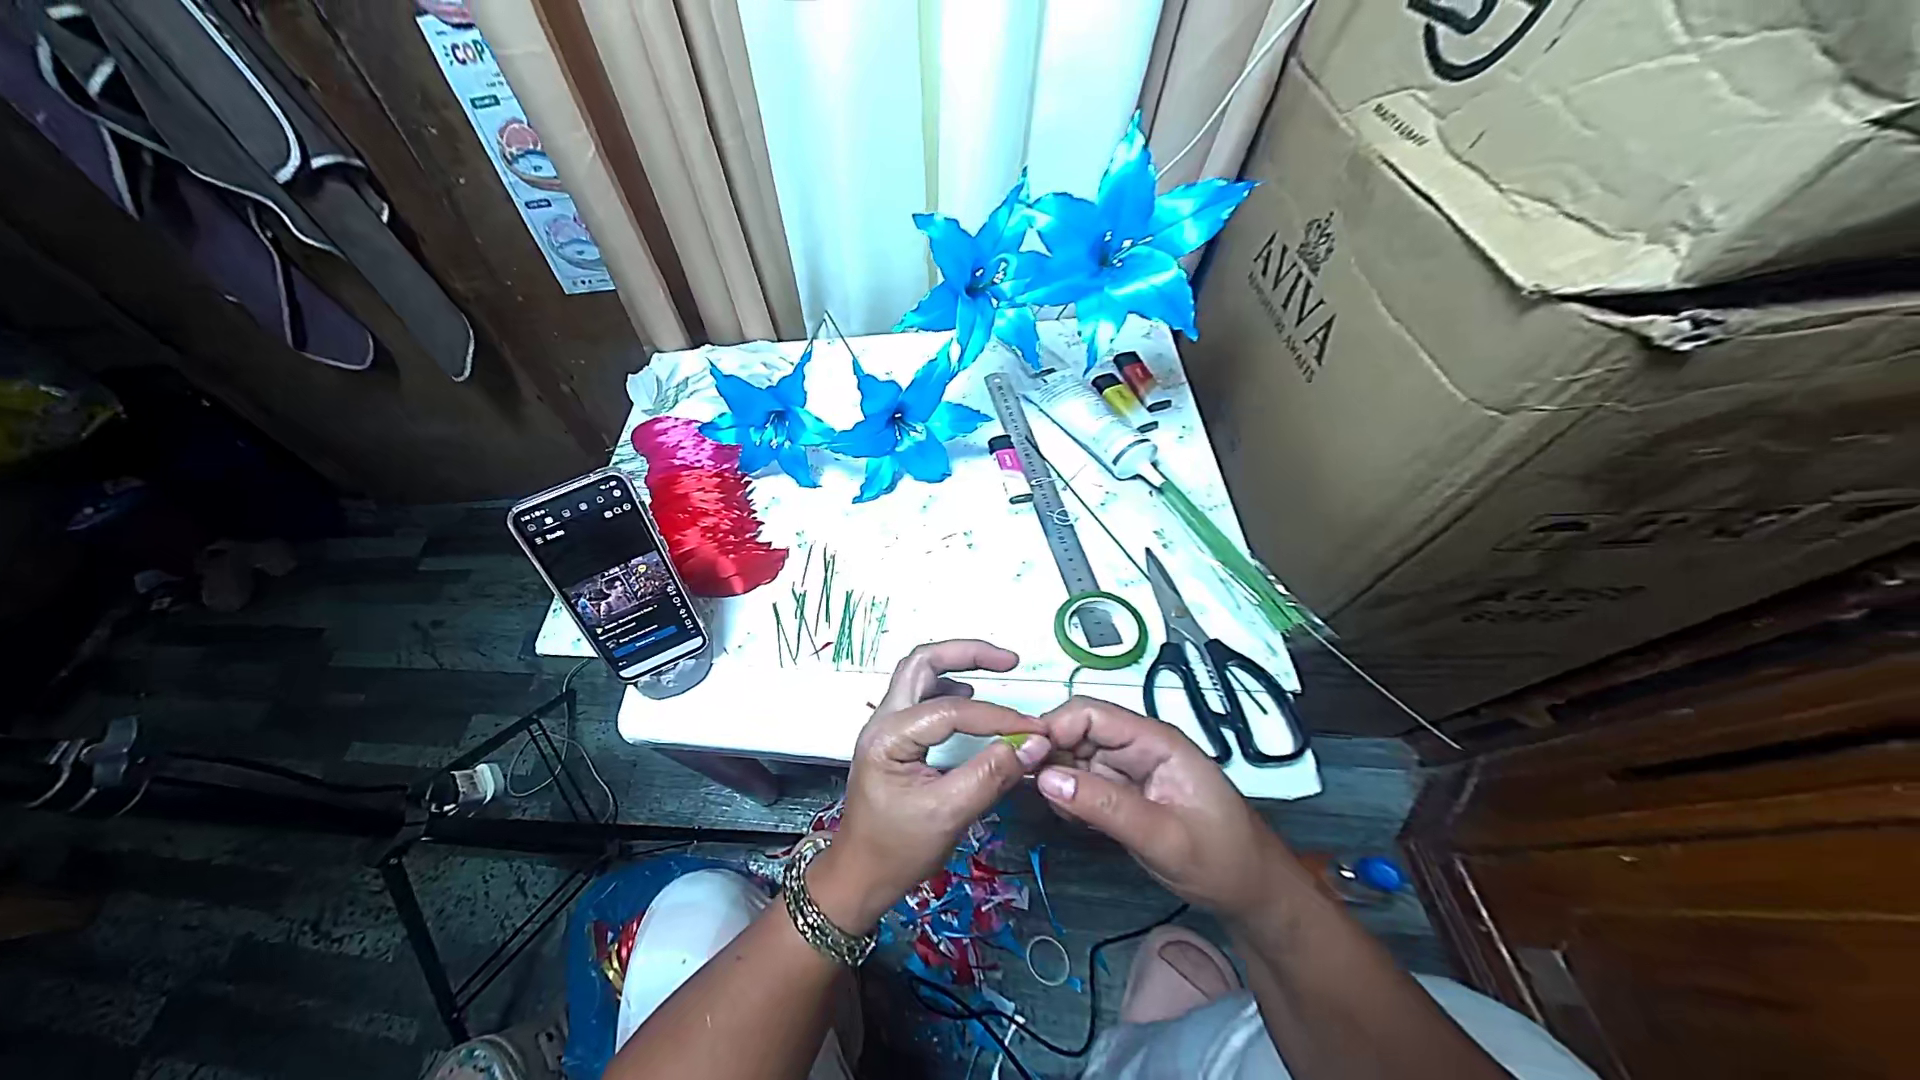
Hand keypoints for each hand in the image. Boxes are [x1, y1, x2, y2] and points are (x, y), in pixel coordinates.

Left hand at [809, 641, 1052, 930]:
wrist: (859, 876)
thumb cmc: (897, 850)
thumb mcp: (949, 815)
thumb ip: (991, 775)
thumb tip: (1034, 745)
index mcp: (889, 737)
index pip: (951, 711)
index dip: (998, 717)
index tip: (1035, 731)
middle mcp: (883, 720)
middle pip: (923, 661)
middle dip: (967, 652)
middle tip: (1009, 660)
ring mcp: (886, 726)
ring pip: (920, 673)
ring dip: (956, 664)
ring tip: (995, 672)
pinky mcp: (895, 737)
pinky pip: (922, 695)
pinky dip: (950, 687)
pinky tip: (970, 699)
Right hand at [1035, 696, 1303, 920]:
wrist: (1253, 893)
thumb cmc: (1222, 861)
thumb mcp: (1164, 837)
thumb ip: (1105, 806)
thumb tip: (1046, 778)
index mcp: (1155, 741)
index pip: (1090, 714)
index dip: (1054, 728)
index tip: (1024, 759)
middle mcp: (1138, 747)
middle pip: (1077, 732)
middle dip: (1050, 755)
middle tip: (1029, 789)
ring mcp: (1129, 770)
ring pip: (1075, 758)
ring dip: (1057, 780)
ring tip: (1061, 813)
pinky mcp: (1123, 792)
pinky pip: (1084, 783)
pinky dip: (1070, 798)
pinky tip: (1074, 820)